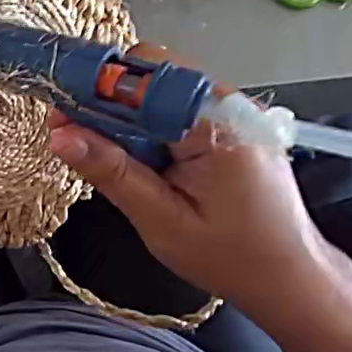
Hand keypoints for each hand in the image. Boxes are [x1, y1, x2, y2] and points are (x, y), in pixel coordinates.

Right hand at [46, 61, 337, 303]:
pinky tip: (134, 156)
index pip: (147, 76)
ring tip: (103, 152)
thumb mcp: (161, 221)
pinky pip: (173, 107)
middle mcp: (229, 107)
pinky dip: (143, 124)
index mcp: (219, 126)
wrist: (290, 277)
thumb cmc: (234, 257)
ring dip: (122, 114)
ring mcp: (230, 112)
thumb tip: (63, 136)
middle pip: (150, 73)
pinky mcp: (225, 124)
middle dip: (104, 100)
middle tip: (72, 136)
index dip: (96, 87)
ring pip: (158, 89)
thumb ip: (112, 172)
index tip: (60, 112)